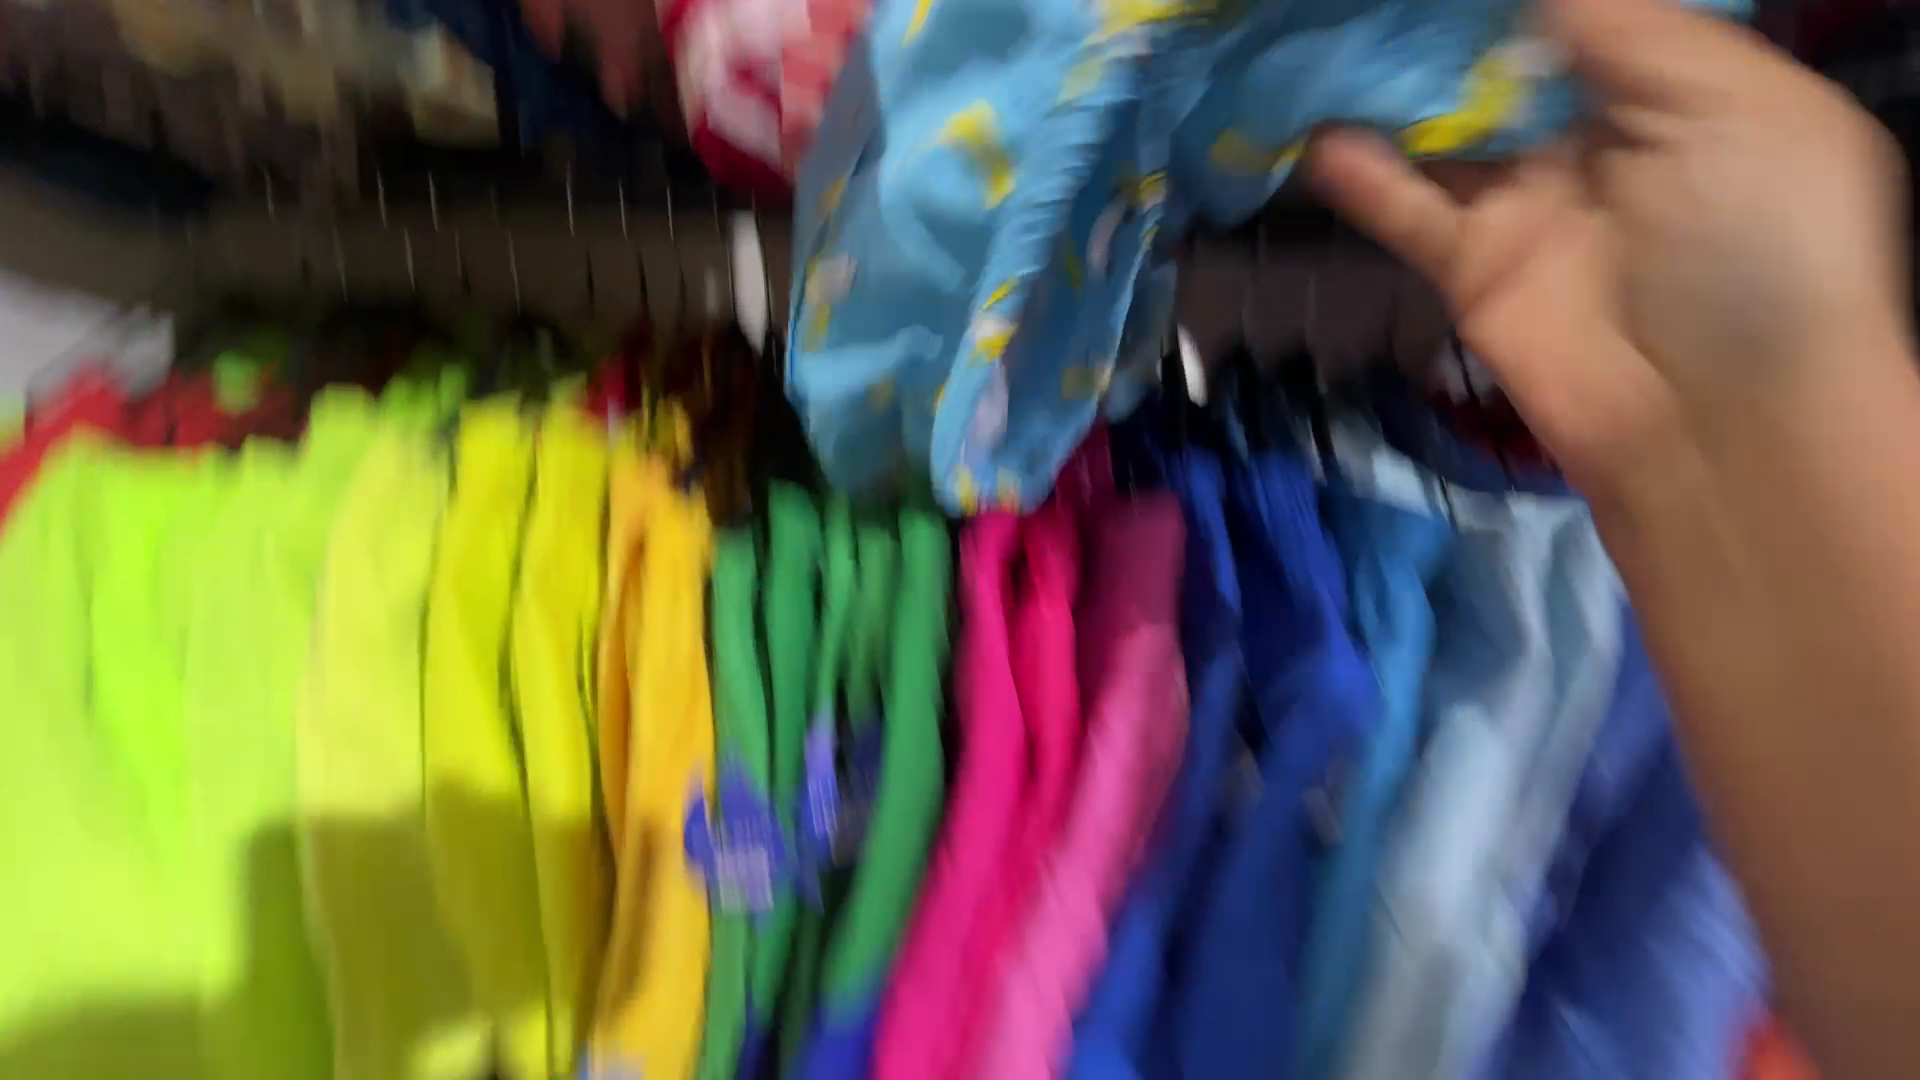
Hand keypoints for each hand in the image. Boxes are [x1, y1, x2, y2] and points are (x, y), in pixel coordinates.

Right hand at [1307, 0, 1911, 506]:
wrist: (1703, 409)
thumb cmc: (1756, 247)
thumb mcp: (1731, 109)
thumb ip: (1630, 37)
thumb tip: (1526, 3)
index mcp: (1667, 90)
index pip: (1575, 25)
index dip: (1511, 10)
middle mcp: (1584, 140)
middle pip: (1497, 77)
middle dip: (1442, 46)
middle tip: (1377, 21)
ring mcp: (1517, 208)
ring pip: (1441, 143)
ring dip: (1389, 107)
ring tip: (1332, 63)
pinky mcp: (1466, 265)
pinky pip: (1408, 212)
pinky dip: (1365, 183)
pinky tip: (1323, 148)